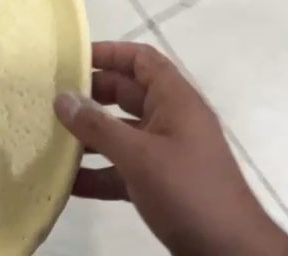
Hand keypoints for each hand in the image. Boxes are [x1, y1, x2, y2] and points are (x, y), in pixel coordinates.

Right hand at [54, 41, 287, 255]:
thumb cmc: (190, 192)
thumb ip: (98, 126)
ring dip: (91, 136)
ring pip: (122, 132)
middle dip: (91, 95)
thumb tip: (61, 98)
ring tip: (53, 137)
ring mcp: (168, 153)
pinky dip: (100, 172)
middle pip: (127, 93)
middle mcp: (172, 120)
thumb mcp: (140, 156)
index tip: (72, 59)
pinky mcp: (163, 184)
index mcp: (175, 100)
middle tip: (53, 98)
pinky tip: (69, 183)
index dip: (108, 52)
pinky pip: (125, 168)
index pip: (141, 59)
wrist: (235, 255)